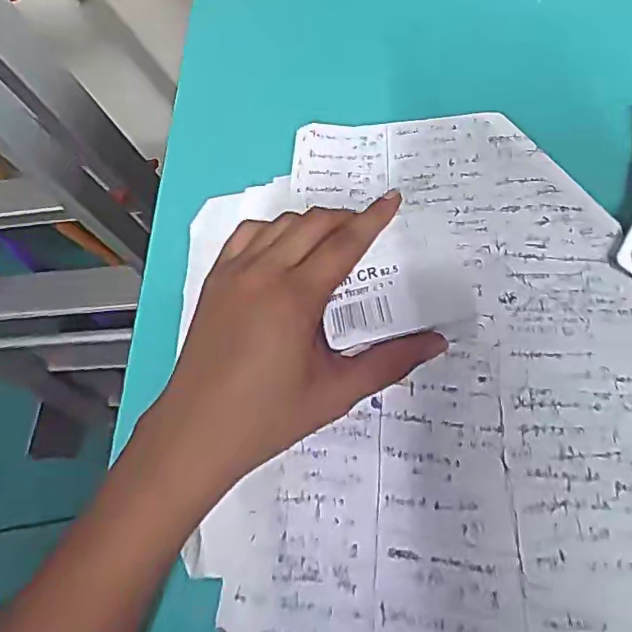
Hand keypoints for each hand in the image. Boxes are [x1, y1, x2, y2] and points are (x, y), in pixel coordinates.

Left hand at [140, 190, 447, 490]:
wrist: (197, 431)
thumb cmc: (267, 416)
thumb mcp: (336, 391)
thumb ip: (389, 361)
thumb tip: (434, 343)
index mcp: (295, 298)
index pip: (344, 244)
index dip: (372, 219)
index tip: (391, 200)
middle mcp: (263, 274)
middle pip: (313, 224)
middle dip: (345, 218)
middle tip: (367, 228)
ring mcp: (234, 273)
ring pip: (280, 224)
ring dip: (310, 223)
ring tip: (330, 239)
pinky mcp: (215, 280)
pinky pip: (246, 235)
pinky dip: (271, 230)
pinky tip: (282, 246)